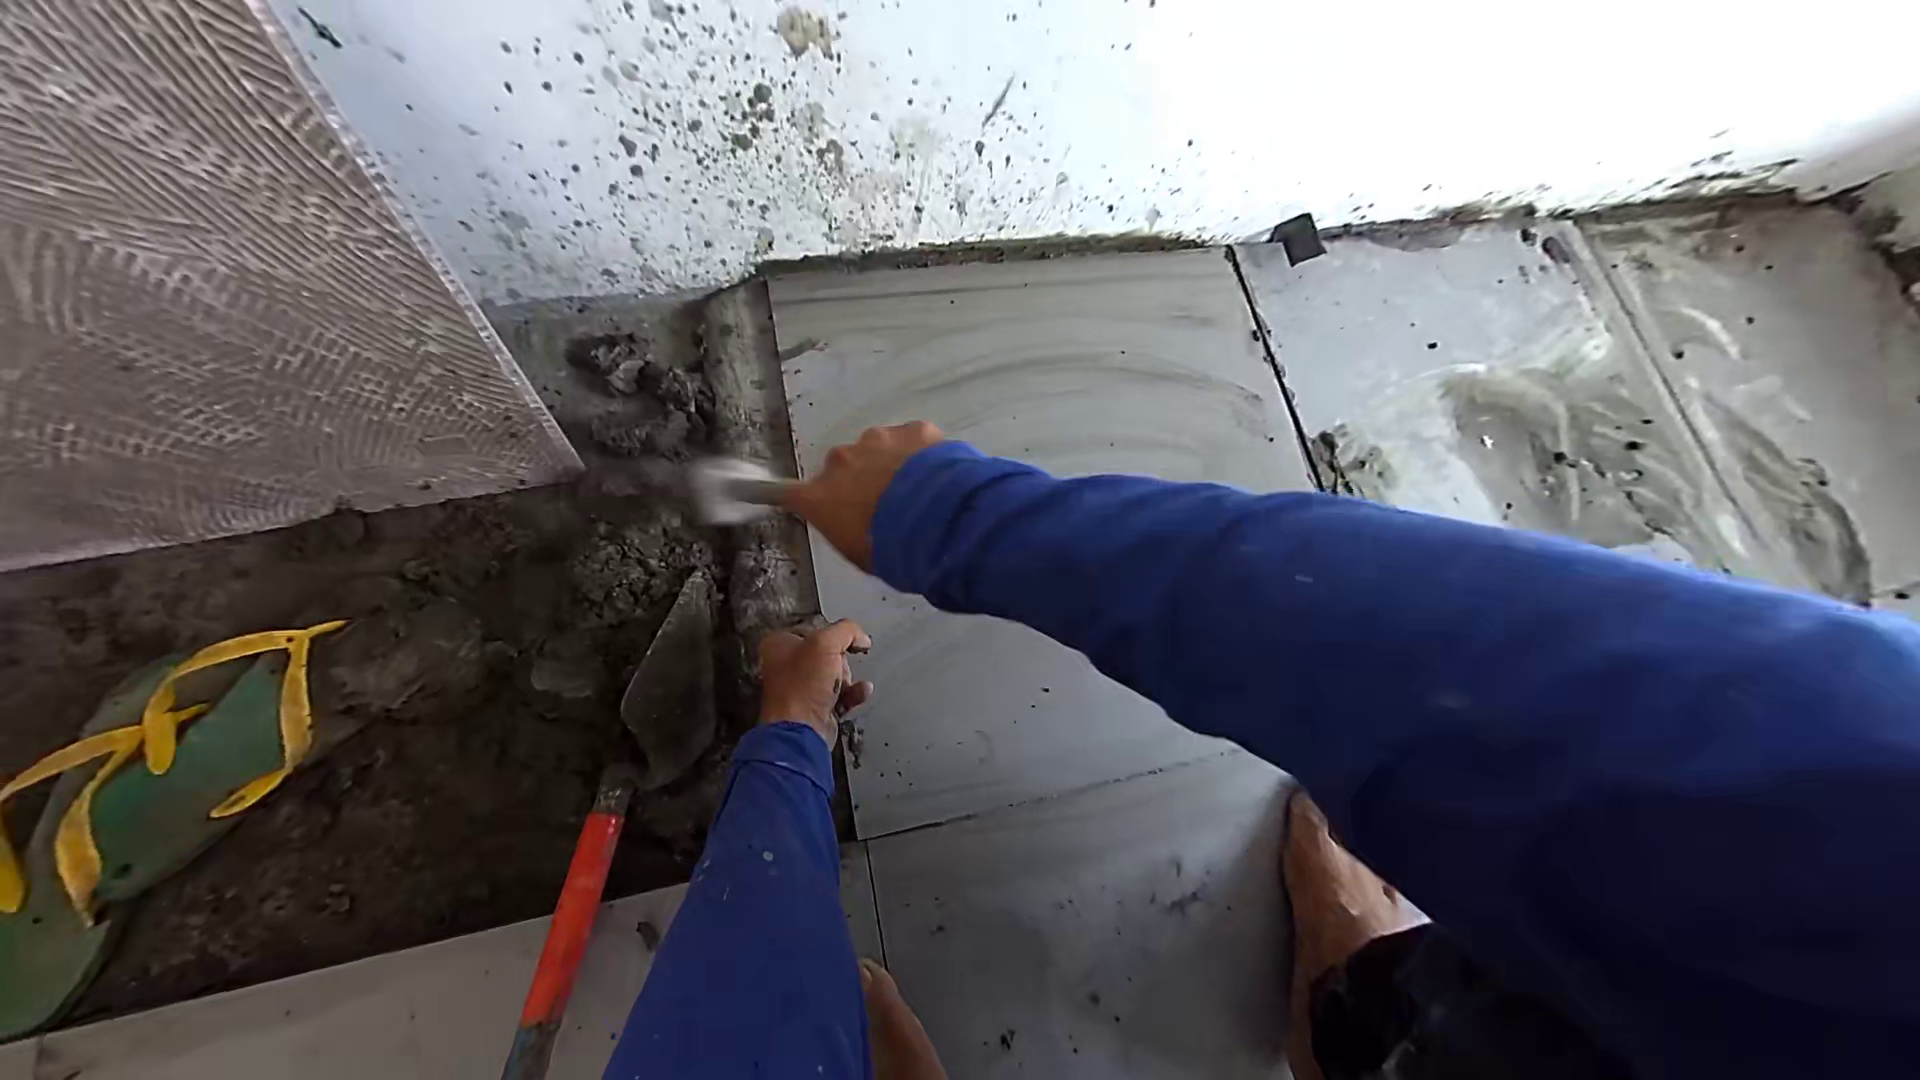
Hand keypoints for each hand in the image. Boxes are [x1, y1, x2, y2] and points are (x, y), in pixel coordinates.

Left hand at [758, 619, 873, 746]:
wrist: (801, 731)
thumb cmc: (803, 685)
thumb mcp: (826, 643)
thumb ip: (847, 630)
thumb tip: (862, 638)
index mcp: (780, 643)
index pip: (817, 628)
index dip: (834, 636)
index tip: (844, 642)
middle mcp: (787, 664)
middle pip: (829, 652)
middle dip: (840, 661)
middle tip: (835, 670)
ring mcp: (801, 686)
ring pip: (837, 673)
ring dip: (847, 679)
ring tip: (842, 687)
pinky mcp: (815, 706)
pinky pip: (841, 693)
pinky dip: (853, 693)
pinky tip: (860, 692)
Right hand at [783, 422, 945, 570]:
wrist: (941, 522)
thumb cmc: (896, 549)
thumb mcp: (860, 556)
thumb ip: (847, 533)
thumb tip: (854, 530)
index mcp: (820, 498)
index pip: (786, 493)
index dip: (782, 491)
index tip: (767, 489)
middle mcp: (842, 463)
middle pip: (843, 469)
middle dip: (860, 481)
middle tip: (885, 505)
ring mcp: (877, 441)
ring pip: (879, 450)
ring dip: (891, 465)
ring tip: (918, 493)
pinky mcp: (912, 431)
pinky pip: (913, 441)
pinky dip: (922, 454)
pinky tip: (938, 477)